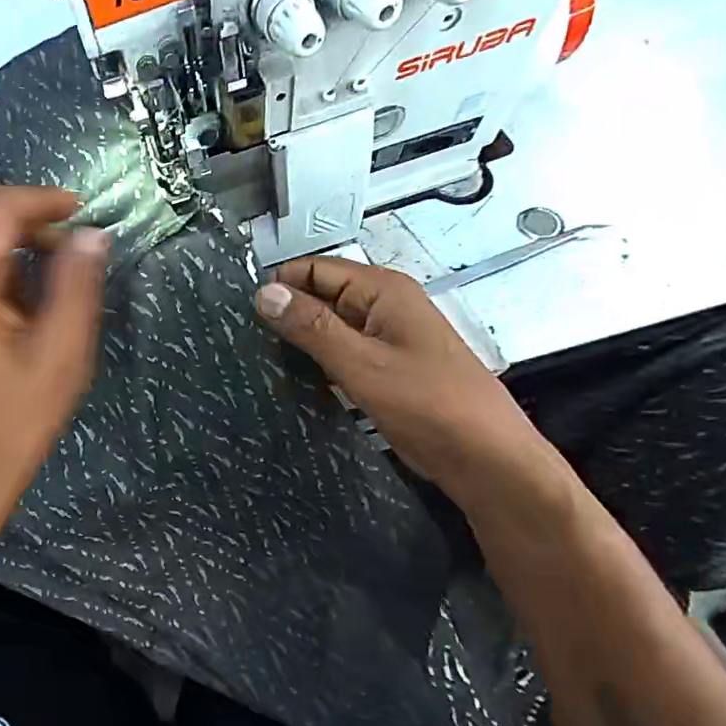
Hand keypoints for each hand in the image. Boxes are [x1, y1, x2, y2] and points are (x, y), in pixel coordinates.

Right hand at [253, 257, 552, 501]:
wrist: (483, 456)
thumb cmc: (430, 404)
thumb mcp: (362, 363)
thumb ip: (312, 327)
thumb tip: (265, 294)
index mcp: (384, 291)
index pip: (317, 268)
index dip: (281, 283)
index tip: (241, 308)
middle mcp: (386, 308)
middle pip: (324, 298)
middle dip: (289, 316)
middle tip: (244, 341)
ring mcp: (388, 342)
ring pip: (333, 332)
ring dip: (304, 345)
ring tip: (261, 363)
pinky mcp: (388, 373)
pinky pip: (346, 359)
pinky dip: (323, 367)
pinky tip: (297, 384)